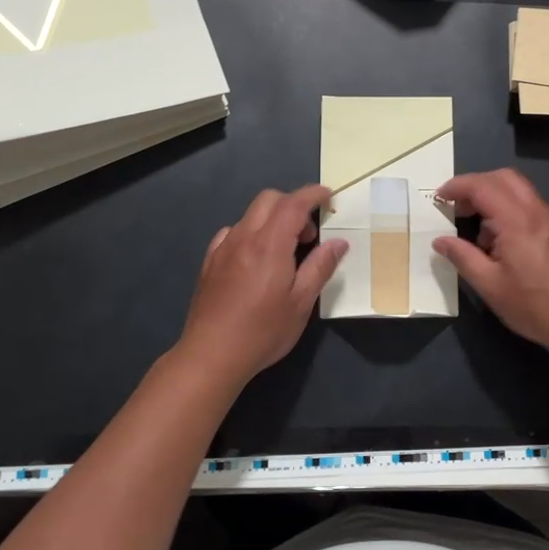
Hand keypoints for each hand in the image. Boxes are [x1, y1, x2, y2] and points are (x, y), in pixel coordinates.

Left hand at [177, 185, 346, 384]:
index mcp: (269, 244)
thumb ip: (320, 267)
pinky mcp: (210, 262)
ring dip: (271, 220)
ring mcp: (223, 248)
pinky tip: (255, 261)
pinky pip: (232, 233)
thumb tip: (338, 243)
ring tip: (283, 252)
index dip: (313, 194)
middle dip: (292, 204)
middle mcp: (243, 237)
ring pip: (250, 215)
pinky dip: (251, 234)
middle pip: (269, 199)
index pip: (293, 203)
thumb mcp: (301, 303)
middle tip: (307, 236)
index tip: (328, 196)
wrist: (212, 355)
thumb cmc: (263, 331)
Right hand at [434, 168, 548, 352]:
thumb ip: (462, 257)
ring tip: (479, 234)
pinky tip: (503, 244)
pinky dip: (508, 210)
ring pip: (518, 190)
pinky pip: (529, 206)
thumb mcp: (490, 285)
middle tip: (458, 209)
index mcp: (516, 220)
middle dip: (475, 185)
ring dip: (493, 198)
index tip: (439, 199)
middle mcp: (535, 211)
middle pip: (503, 178)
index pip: (482, 186)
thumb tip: (440, 240)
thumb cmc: (535, 306)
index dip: (456, 186)